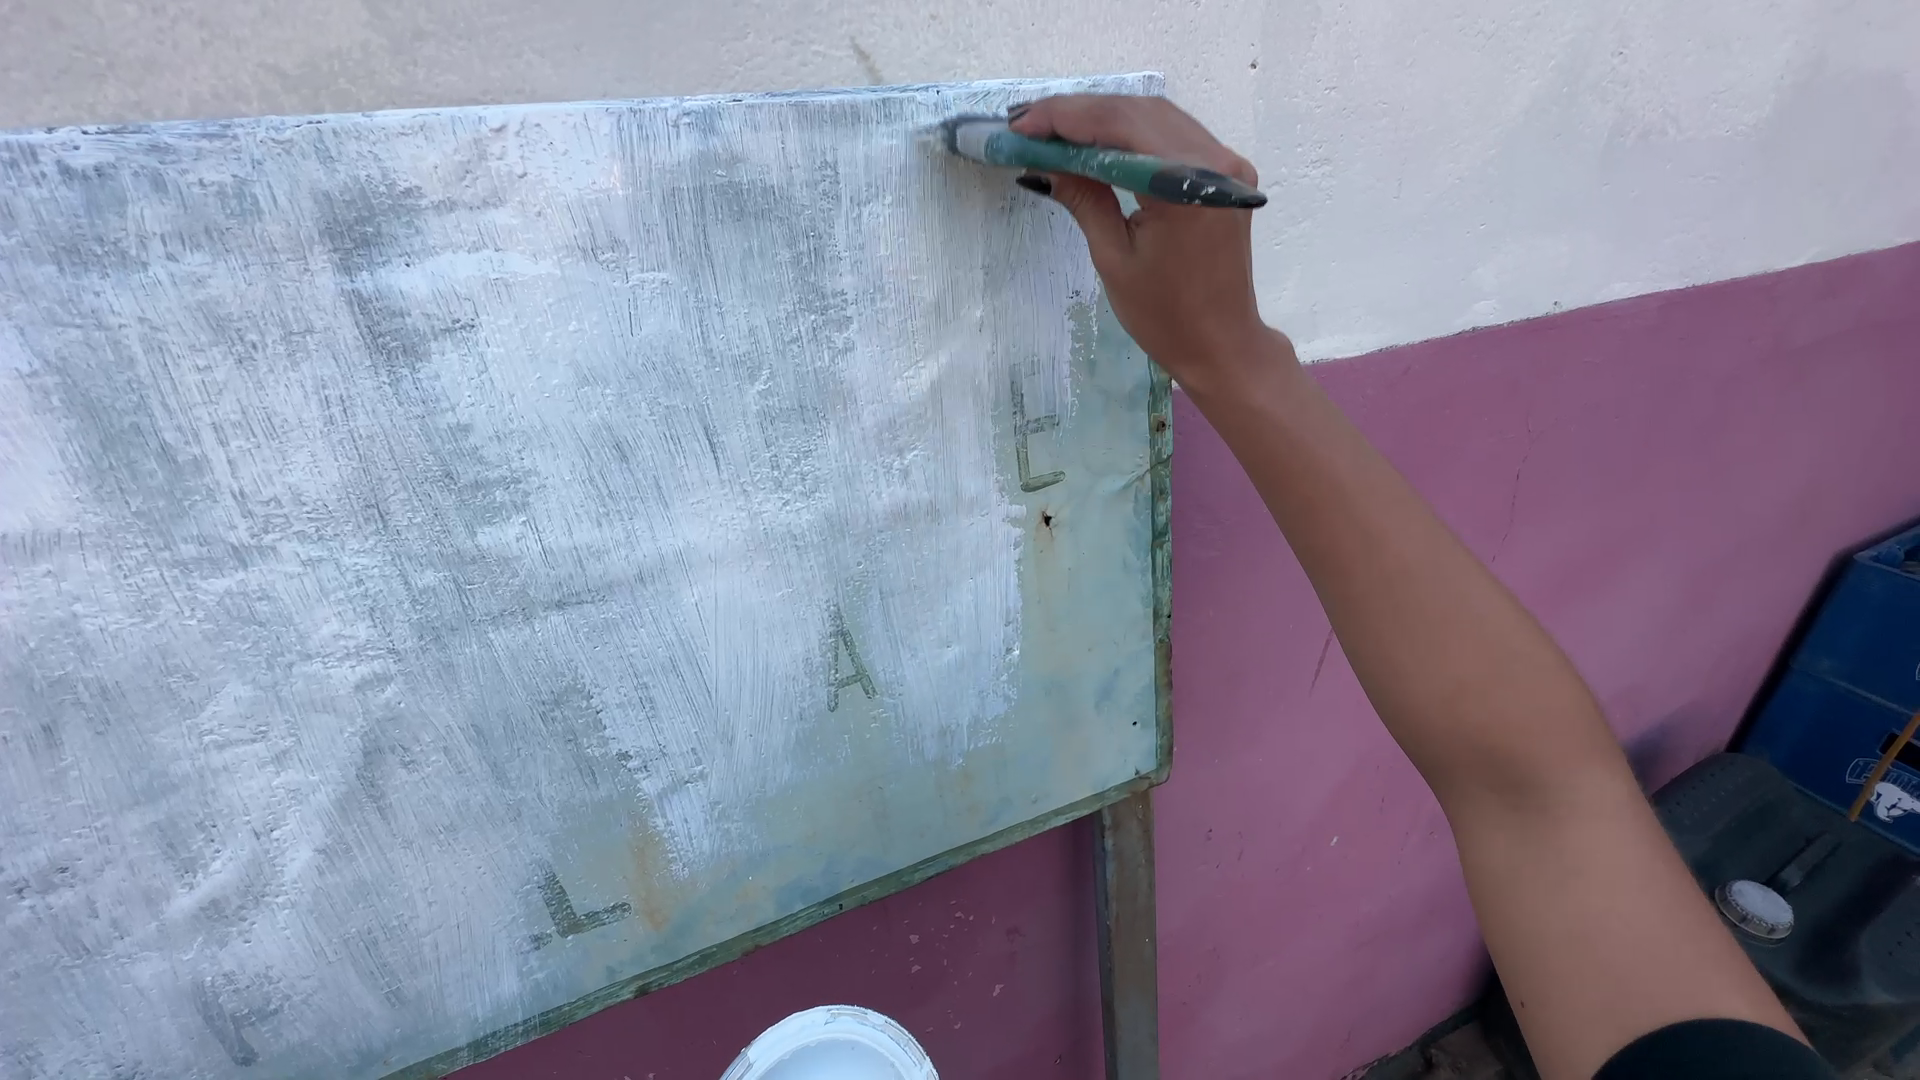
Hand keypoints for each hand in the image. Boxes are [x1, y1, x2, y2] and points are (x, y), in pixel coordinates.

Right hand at [1007, 95, 1294, 395]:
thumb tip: (1045, 163)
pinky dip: (1131, 133)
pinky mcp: (1227, 174)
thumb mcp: (1113, 259)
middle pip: (1136, 112)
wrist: (1221, 344)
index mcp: (1184, 187)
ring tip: (1054, 129)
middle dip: (1078, 113)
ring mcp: (1226, 163)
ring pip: (1155, 116)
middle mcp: (1214, 161)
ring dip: (1103, 117)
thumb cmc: (1164, 317)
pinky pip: (1173, 136)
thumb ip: (1084, 200)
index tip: (1020, 125)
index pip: (1115, 128)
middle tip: (1029, 123)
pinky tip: (1097, 140)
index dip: (1063, 119)